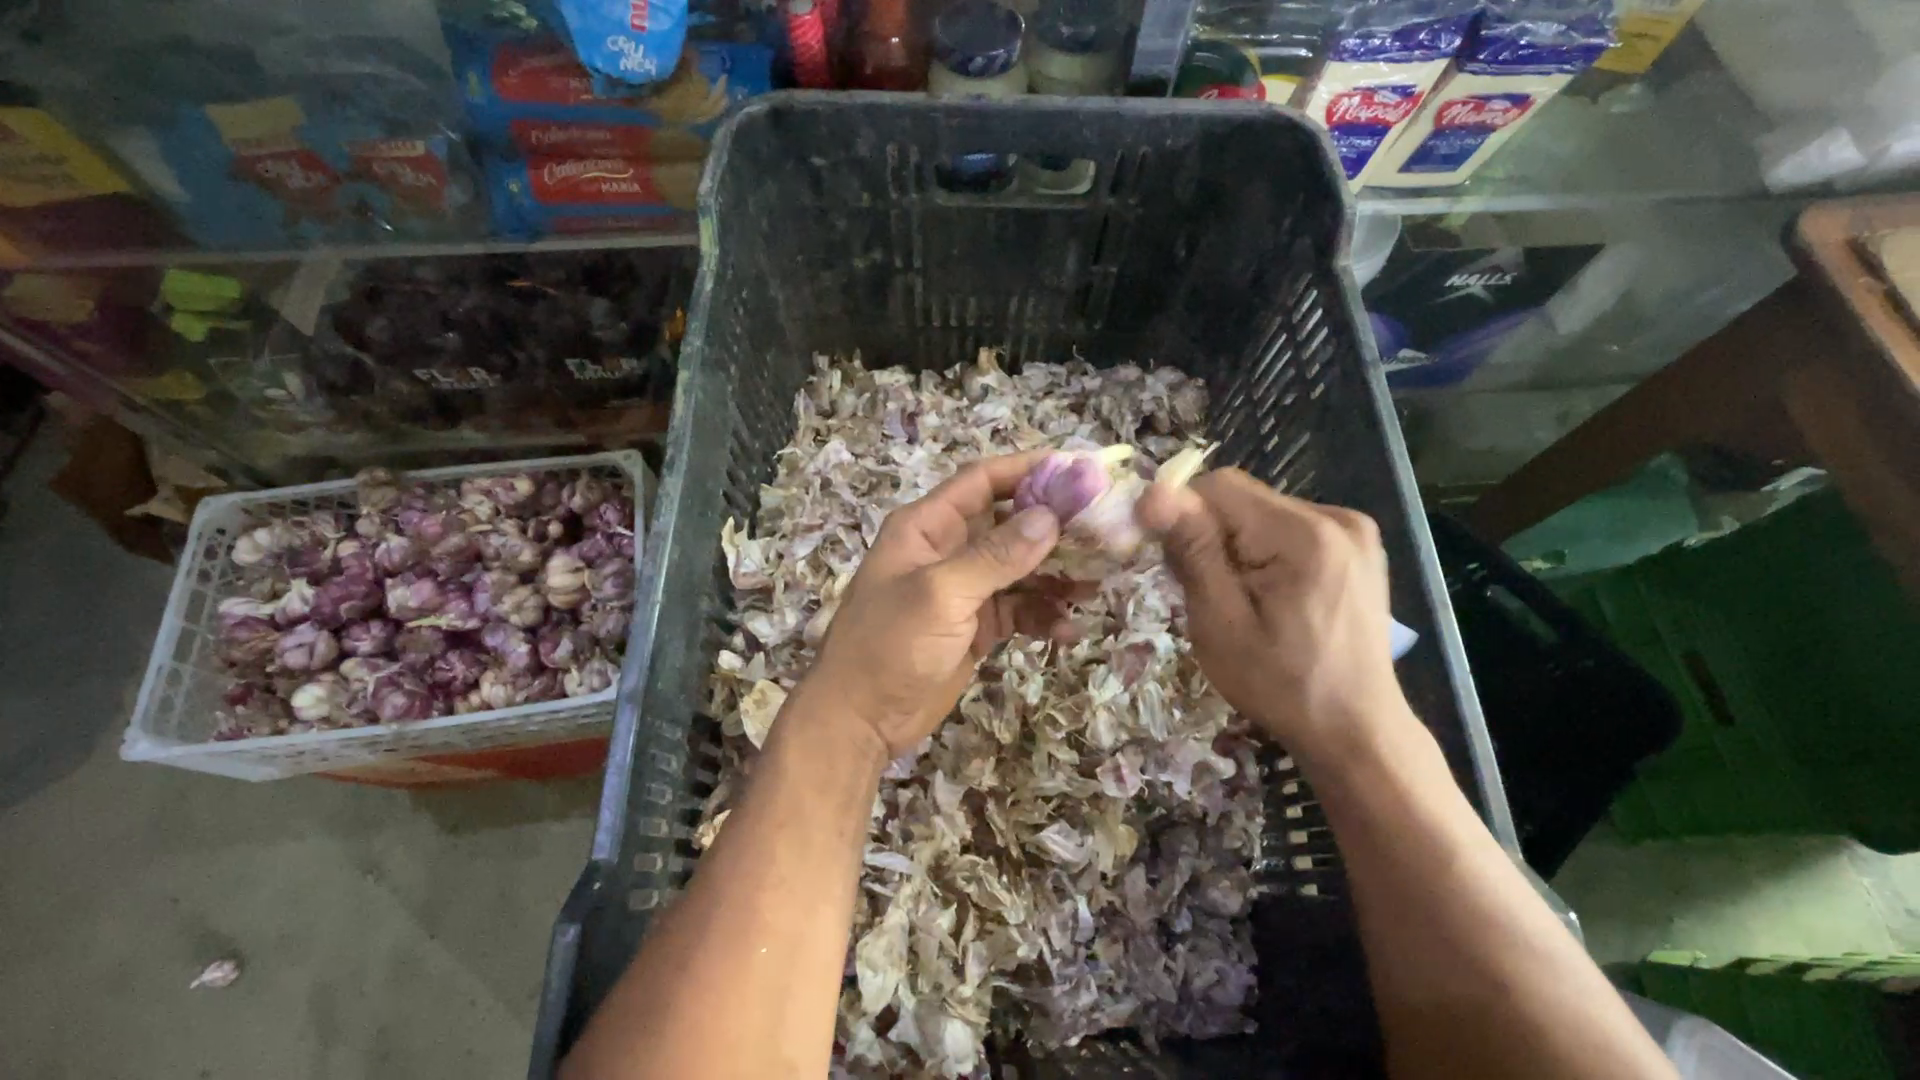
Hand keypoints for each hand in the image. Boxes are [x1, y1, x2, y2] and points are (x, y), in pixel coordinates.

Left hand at [808, 451, 1075, 757]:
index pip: (983, 480)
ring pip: (1021, 568)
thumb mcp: (942, 594)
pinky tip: (1068, 631)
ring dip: (1057, 575)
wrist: (860, 719)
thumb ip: (996, 555)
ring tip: (1096, 586)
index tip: (1080, 471)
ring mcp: (964, 589)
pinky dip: (1043, 616)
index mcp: (928, 526)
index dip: (1029, 470)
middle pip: (1010, 523)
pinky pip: (1018, 609)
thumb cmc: (890, 645)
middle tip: (1106, 534)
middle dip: (1056, 528)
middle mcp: (948, 549)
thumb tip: (1050, 517)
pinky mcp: (976, 626)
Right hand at [1137, 469, 1408, 759]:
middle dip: (1212, 537)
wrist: (1356, 729)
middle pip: (1243, 500)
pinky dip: (1266, 553)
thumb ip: (1191, 552)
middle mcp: (1337, 517)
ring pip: (1263, 513)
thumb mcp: (1221, 625)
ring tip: (1244, 603)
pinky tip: (1273, 598)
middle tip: (1210, 596)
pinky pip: (1290, 529)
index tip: (1172, 564)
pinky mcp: (1358, 546)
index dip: (1182, 516)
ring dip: (1238, 546)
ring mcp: (1354, 530)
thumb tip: (1152, 493)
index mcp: (1305, 535)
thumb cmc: (1281, 686)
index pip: (1219, 486)